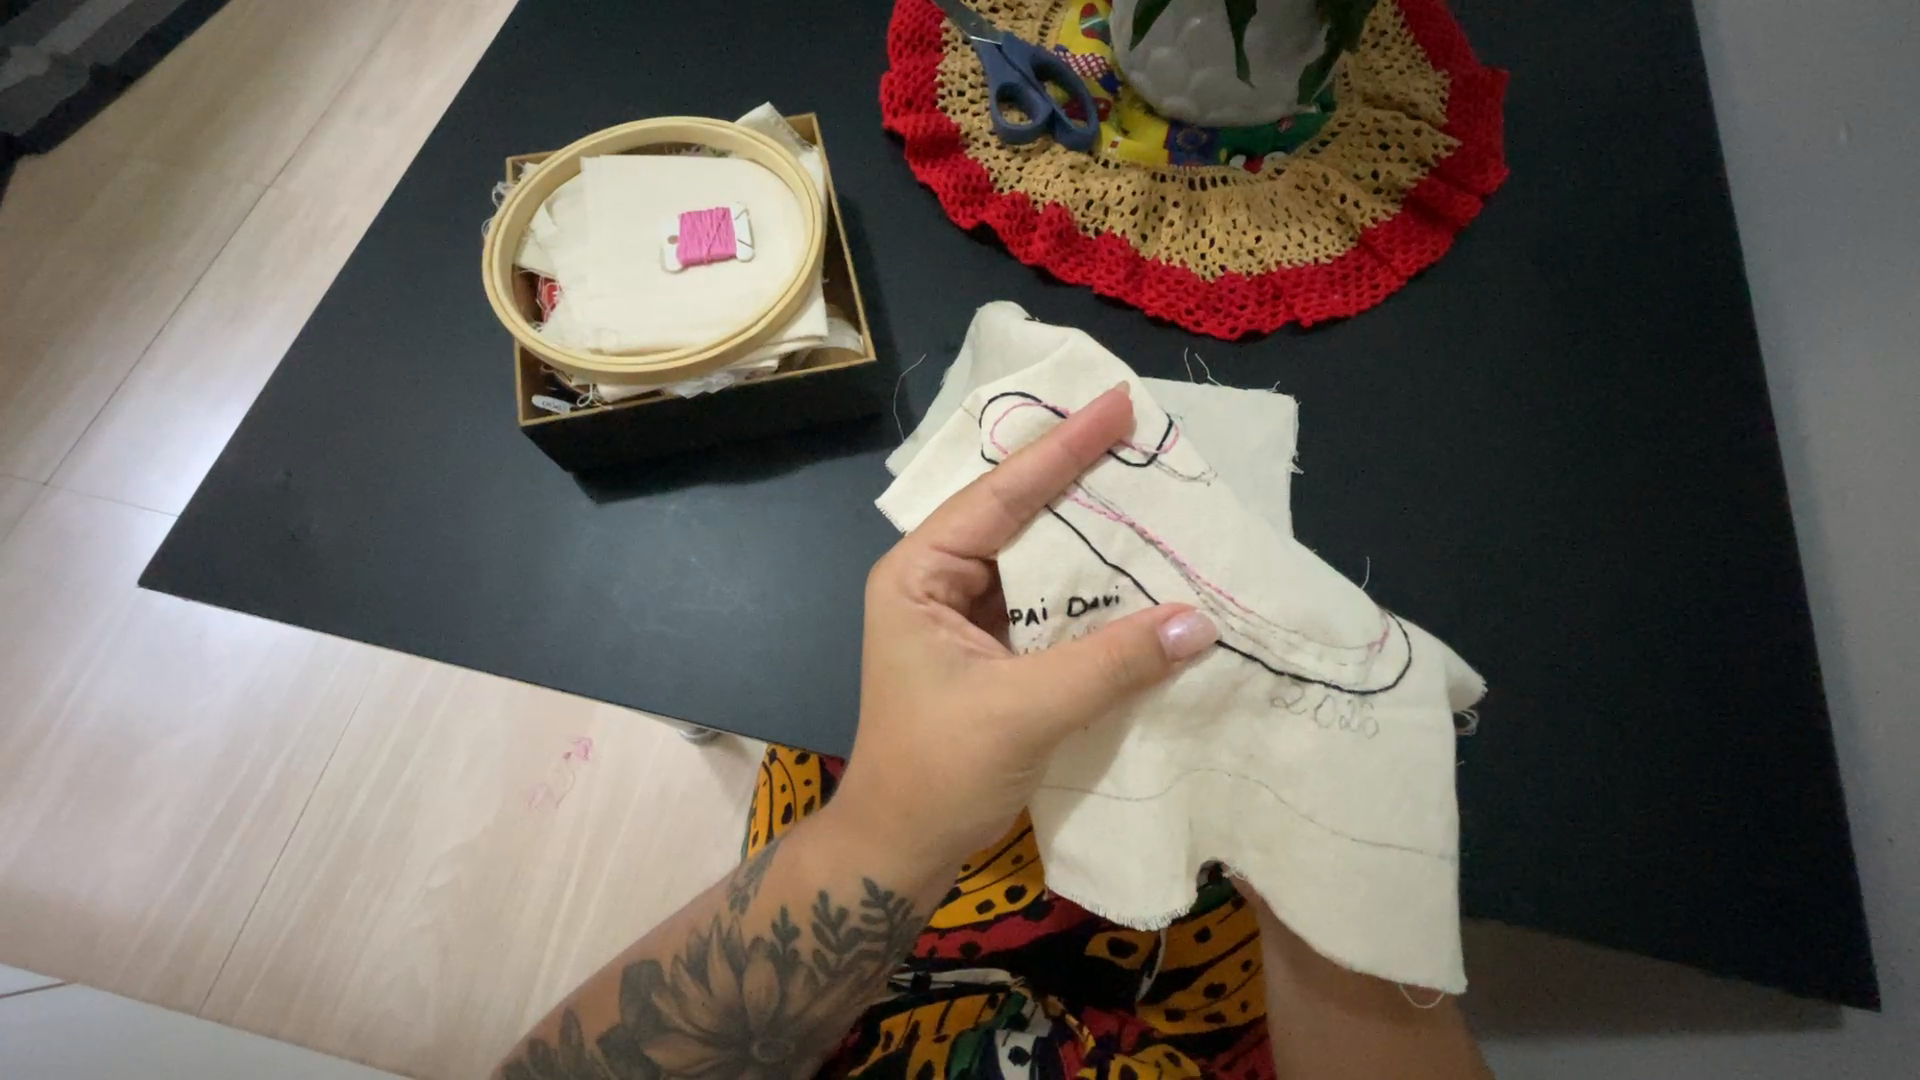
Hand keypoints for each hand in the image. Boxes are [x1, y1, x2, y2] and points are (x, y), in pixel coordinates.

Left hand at [833, 383, 1219, 873]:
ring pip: (1036, 559)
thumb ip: (1110, 663)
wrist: (902, 847)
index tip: (1116, 403)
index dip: (1061, 449)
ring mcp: (965, 614)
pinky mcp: (992, 647)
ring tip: (1152, 495)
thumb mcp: (1024, 711)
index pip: (999, 495)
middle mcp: (938, 580)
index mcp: (918, 574)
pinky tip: (1136, 572)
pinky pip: (1047, 603)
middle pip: (1018, 515)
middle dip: (1079, 481)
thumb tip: (1200, 622)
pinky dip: (1090, 591)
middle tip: (1143, 439)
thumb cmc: (938, 773)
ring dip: (1091, 537)